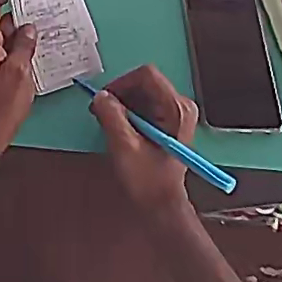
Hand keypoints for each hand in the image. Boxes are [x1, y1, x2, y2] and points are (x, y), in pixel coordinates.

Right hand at [88, 65, 200, 219]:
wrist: (161, 205)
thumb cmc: (147, 180)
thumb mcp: (125, 147)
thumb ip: (112, 117)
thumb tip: (100, 96)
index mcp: (176, 108)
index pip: (146, 76)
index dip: (121, 83)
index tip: (105, 99)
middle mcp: (180, 105)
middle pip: (144, 82)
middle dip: (120, 95)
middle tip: (102, 112)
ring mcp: (176, 113)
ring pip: (143, 93)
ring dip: (123, 104)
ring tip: (109, 123)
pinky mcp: (169, 121)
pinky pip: (145, 104)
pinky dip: (129, 112)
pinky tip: (120, 129)